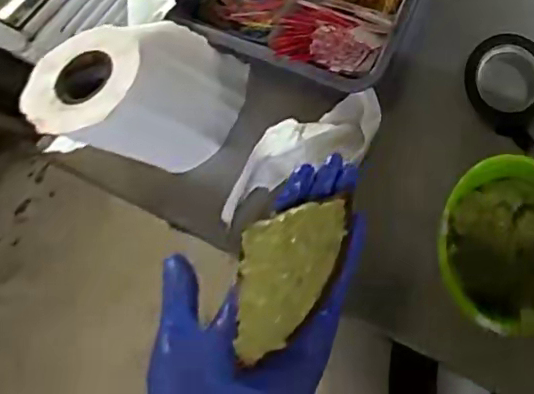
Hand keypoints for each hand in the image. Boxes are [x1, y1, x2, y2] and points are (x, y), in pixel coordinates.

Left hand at [148, 155, 364, 393]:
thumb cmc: (190, 391)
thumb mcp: (177, 339)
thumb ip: (182, 298)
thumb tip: (175, 257)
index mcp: (248, 292)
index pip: (272, 235)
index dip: (288, 202)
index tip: (302, 172)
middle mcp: (278, 294)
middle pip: (303, 235)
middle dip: (318, 199)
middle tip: (336, 163)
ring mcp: (301, 310)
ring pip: (323, 251)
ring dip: (336, 214)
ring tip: (349, 178)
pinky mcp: (318, 331)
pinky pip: (336, 288)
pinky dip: (348, 256)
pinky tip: (359, 223)